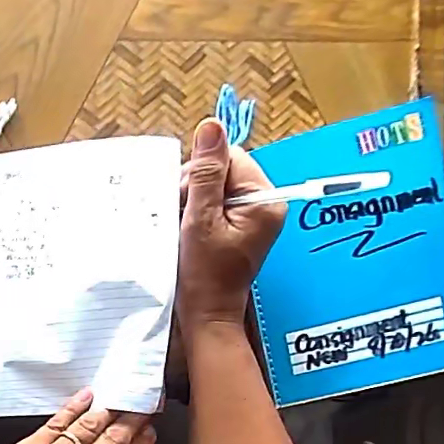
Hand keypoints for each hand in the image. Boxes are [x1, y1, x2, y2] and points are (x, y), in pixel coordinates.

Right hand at [177, 118, 288, 327]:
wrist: (205, 316)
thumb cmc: (203, 275)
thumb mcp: (200, 220)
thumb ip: (206, 174)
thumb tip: (211, 127)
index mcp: (264, 201)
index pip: (232, 157)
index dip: (202, 171)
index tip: (183, 199)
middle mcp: (264, 206)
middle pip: (225, 171)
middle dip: (196, 187)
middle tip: (180, 215)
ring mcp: (252, 218)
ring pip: (217, 188)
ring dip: (193, 201)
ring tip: (182, 227)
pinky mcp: (238, 229)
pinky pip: (216, 206)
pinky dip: (197, 215)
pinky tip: (187, 231)